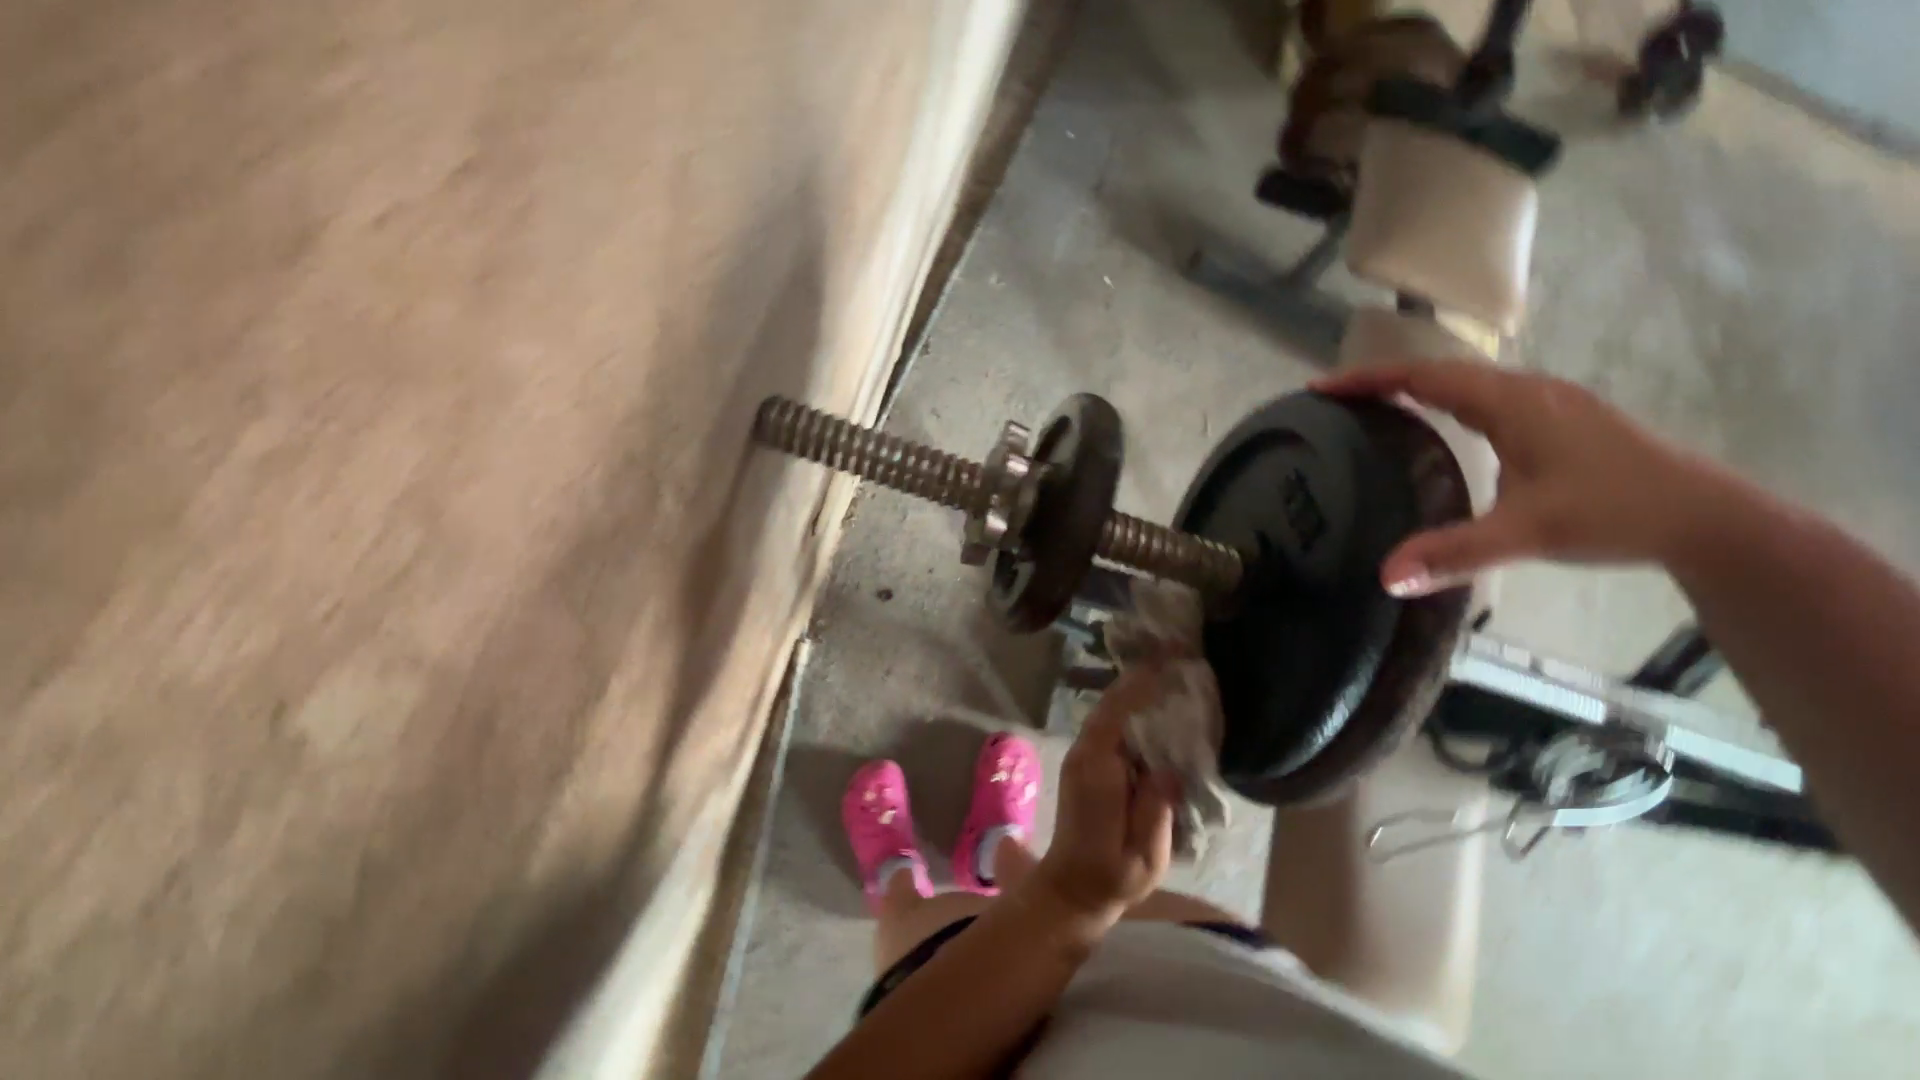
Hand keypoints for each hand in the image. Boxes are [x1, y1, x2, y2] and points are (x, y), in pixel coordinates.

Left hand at [1031, 666, 1176, 925]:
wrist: (1074, 890)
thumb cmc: (1112, 876)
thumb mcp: (1143, 851)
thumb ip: (1155, 808)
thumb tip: (1168, 768)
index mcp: (1096, 770)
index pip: (1118, 712)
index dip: (1143, 682)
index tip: (1173, 657)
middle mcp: (1085, 754)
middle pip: (1114, 702)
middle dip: (1145, 676)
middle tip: (1182, 651)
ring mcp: (1085, 757)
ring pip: (1113, 711)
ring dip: (1140, 688)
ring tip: (1176, 668)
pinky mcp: (1091, 764)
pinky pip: (1114, 725)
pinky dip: (1136, 709)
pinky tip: (1161, 704)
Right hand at [1314, 360, 1718, 596]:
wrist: (1708, 518)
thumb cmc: (1615, 513)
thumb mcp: (1528, 533)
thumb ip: (1454, 551)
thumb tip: (1384, 577)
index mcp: (1512, 402)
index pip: (1424, 376)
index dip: (1368, 379)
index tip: (1320, 388)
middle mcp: (1529, 391)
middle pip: (1443, 372)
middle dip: (1385, 381)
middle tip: (1337, 401)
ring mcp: (1551, 403)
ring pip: (1469, 384)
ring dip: (1419, 389)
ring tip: (1376, 409)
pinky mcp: (1564, 422)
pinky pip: (1489, 399)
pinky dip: (1449, 404)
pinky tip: (1444, 431)